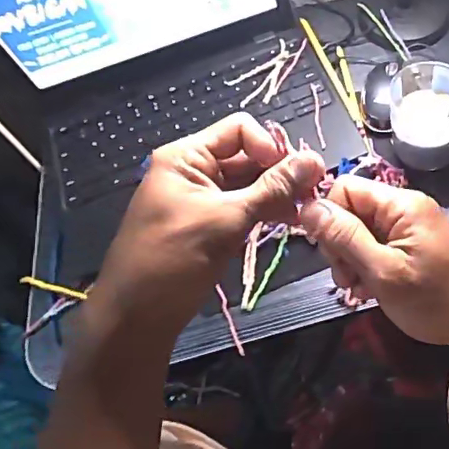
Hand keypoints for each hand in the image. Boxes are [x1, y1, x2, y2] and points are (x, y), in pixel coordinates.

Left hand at [96, 113, 325, 327]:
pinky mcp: (212, 224)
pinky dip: (268, 211)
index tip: (295, 174)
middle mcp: (196, 170)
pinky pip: (246, 207)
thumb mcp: (226, 220)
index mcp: (187, 157)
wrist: (134, 319)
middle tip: (314, 194)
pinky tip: (291, 222)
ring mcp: (204, 199)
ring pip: (252, 184)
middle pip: (249, 156)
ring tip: (307, 211)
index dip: (270, 146)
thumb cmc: (171, 261)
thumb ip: (272, 189)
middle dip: (281, 172)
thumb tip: (314, 160)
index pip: (240, 130)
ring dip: (279, 194)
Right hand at [299, 176, 448, 347]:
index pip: (345, 188)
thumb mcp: (383, 272)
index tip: (331, 253)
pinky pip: (375, 246)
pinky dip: (367, 267)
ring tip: (361, 288)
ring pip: (358, 232)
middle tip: (348, 278)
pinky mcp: (410, 245)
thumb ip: (345, 238)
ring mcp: (408, 227)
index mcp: (402, 204)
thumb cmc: (434, 300)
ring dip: (351, 261)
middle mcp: (404, 208)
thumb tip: (308, 207)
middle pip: (350, 211)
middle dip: (340, 245)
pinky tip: (371, 289)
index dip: (329, 218)